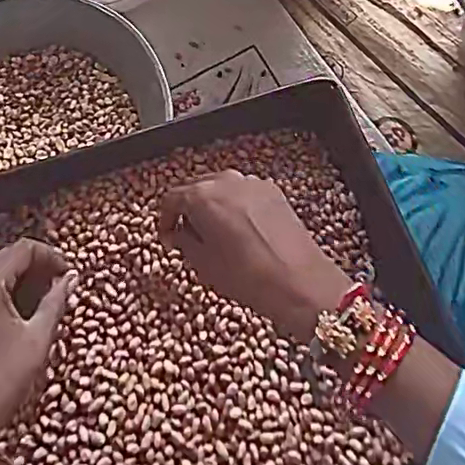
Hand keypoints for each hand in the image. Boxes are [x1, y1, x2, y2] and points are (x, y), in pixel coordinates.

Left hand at [0, 239, 75, 464]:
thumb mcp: (36, 341)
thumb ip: (55, 302)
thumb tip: (70, 278)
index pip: (21, 249)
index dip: (50, 255)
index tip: (67, 274)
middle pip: (3, 259)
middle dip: (34, 267)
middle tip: (58, 285)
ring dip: (17, 282)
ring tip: (41, 302)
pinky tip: (15, 317)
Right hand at [156, 170, 353, 341]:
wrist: (300, 282)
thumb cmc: (250, 277)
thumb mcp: (204, 264)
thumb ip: (184, 241)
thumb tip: (178, 233)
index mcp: (203, 196)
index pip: (172, 198)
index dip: (165, 218)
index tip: (167, 235)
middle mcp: (227, 181)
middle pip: (196, 187)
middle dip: (188, 209)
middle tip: (185, 235)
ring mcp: (252, 183)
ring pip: (221, 187)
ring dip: (212, 206)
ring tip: (214, 235)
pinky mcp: (273, 191)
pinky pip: (244, 192)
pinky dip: (235, 205)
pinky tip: (239, 230)